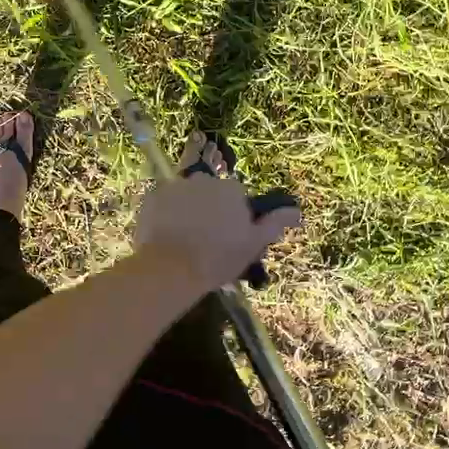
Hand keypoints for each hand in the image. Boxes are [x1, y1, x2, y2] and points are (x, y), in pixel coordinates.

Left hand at [133, 173, 302, 293]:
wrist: (171, 268)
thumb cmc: (218, 259)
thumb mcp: (253, 244)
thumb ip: (274, 223)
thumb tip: (296, 210)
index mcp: (231, 190)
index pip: (236, 196)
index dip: (233, 216)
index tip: (229, 236)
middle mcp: (204, 180)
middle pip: (210, 192)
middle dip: (210, 209)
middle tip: (206, 239)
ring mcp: (176, 186)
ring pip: (186, 195)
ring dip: (187, 209)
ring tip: (184, 239)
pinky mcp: (153, 196)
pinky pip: (163, 202)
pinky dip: (165, 214)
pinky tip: (166, 235)